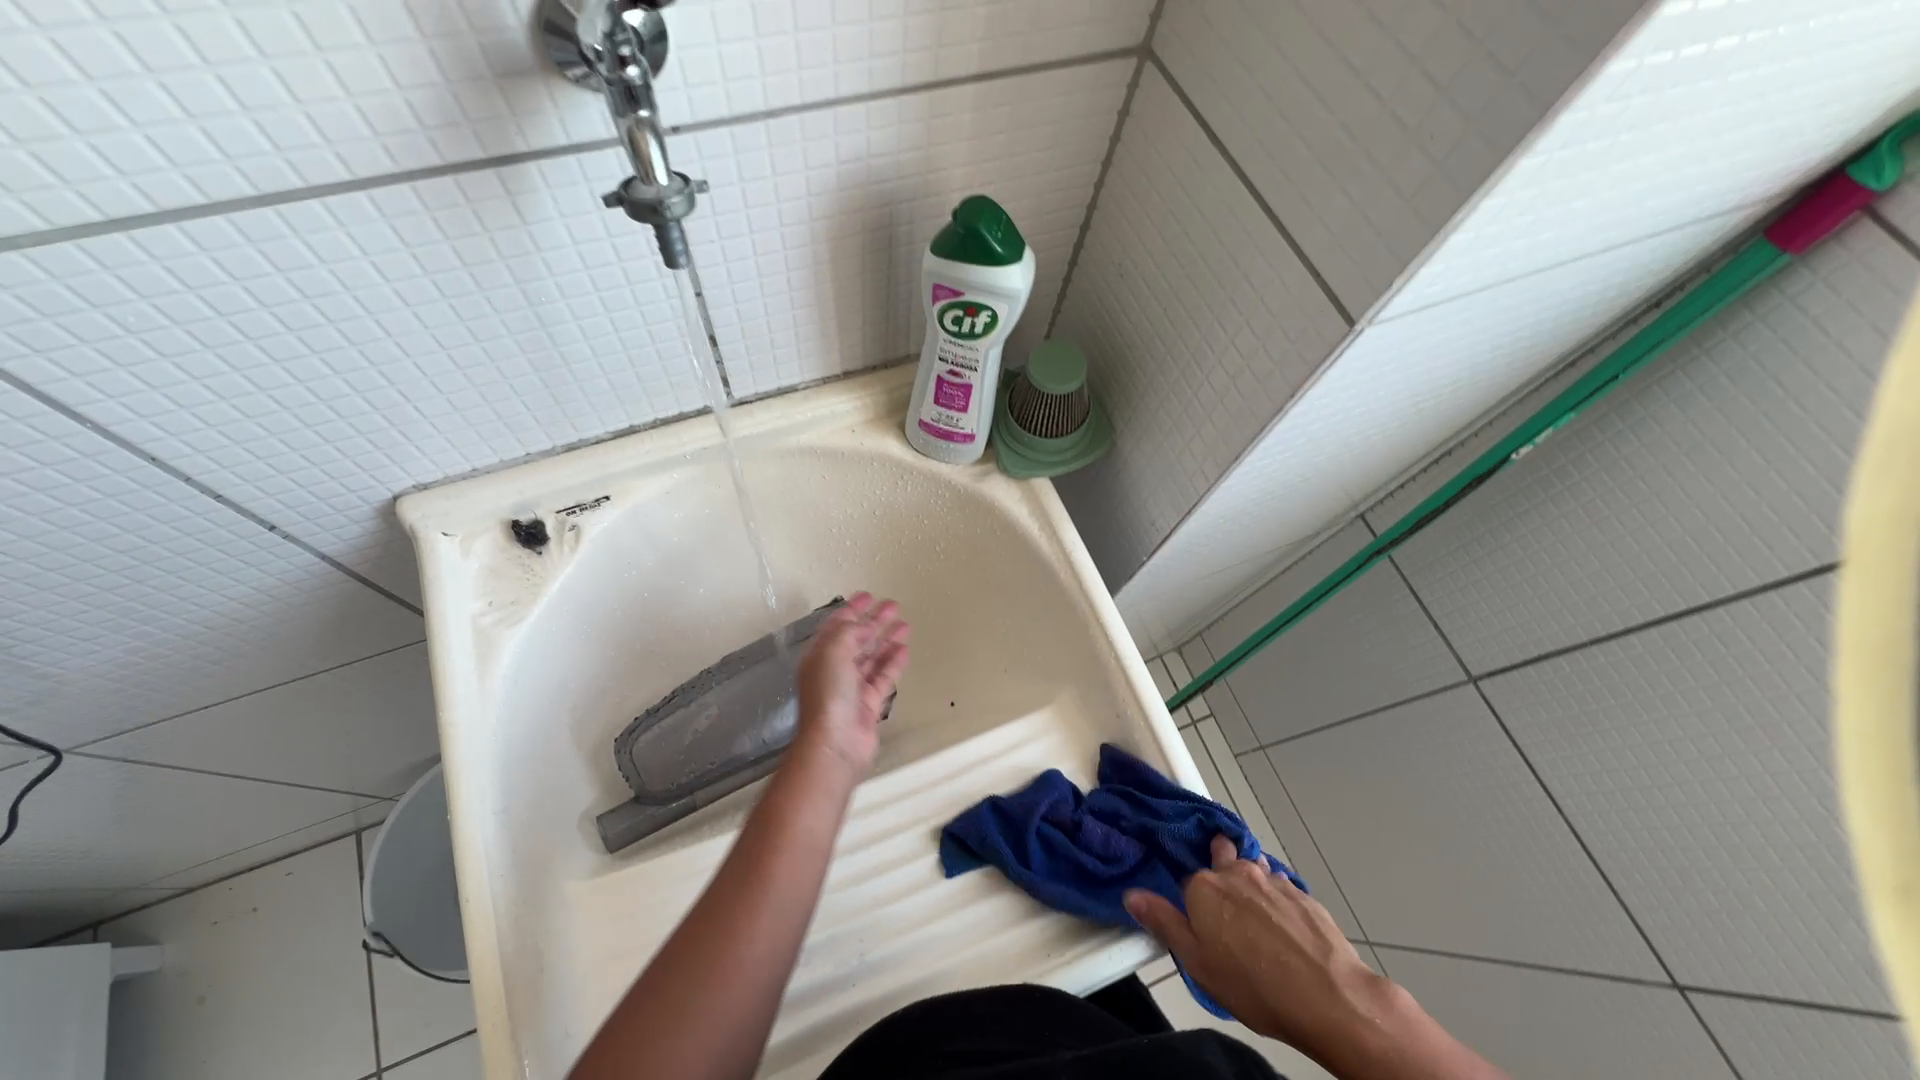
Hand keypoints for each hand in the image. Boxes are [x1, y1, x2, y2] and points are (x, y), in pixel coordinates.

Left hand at [793, 592, 909, 777]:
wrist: (836, 742)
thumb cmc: (829, 694)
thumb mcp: (832, 652)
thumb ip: (848, 633)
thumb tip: (863, 624)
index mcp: (820, 655)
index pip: (837, 626)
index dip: (852, 609)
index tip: (869, 595)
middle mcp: (834, 669)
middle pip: (857, 639)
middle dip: (874, 621)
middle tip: (893, 605)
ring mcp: (853, 687)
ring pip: (872, 657)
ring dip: (886, 639)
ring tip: (904, 624)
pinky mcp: (869, 703)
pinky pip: (883, 677)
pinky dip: (893, 662)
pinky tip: (904, 649)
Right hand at [1124, 836, 1396, 1064]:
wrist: (1329, 998)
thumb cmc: (1254, 986)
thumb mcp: (1197, 962)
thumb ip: (1163, 923)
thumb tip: (1132, 894)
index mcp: (1204, 887)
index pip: (1187, 882)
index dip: (1191, 901)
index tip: (1197, 922)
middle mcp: (1238, 873)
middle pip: (1222, 860)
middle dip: (1220, 873)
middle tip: (1224, 912)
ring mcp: (1275, 881)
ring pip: (1254, 872)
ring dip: (1250, 885)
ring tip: (1253, 922)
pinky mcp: (1305, 895)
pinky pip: (1282, 889)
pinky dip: (1277, 902)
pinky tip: (1282, 930)